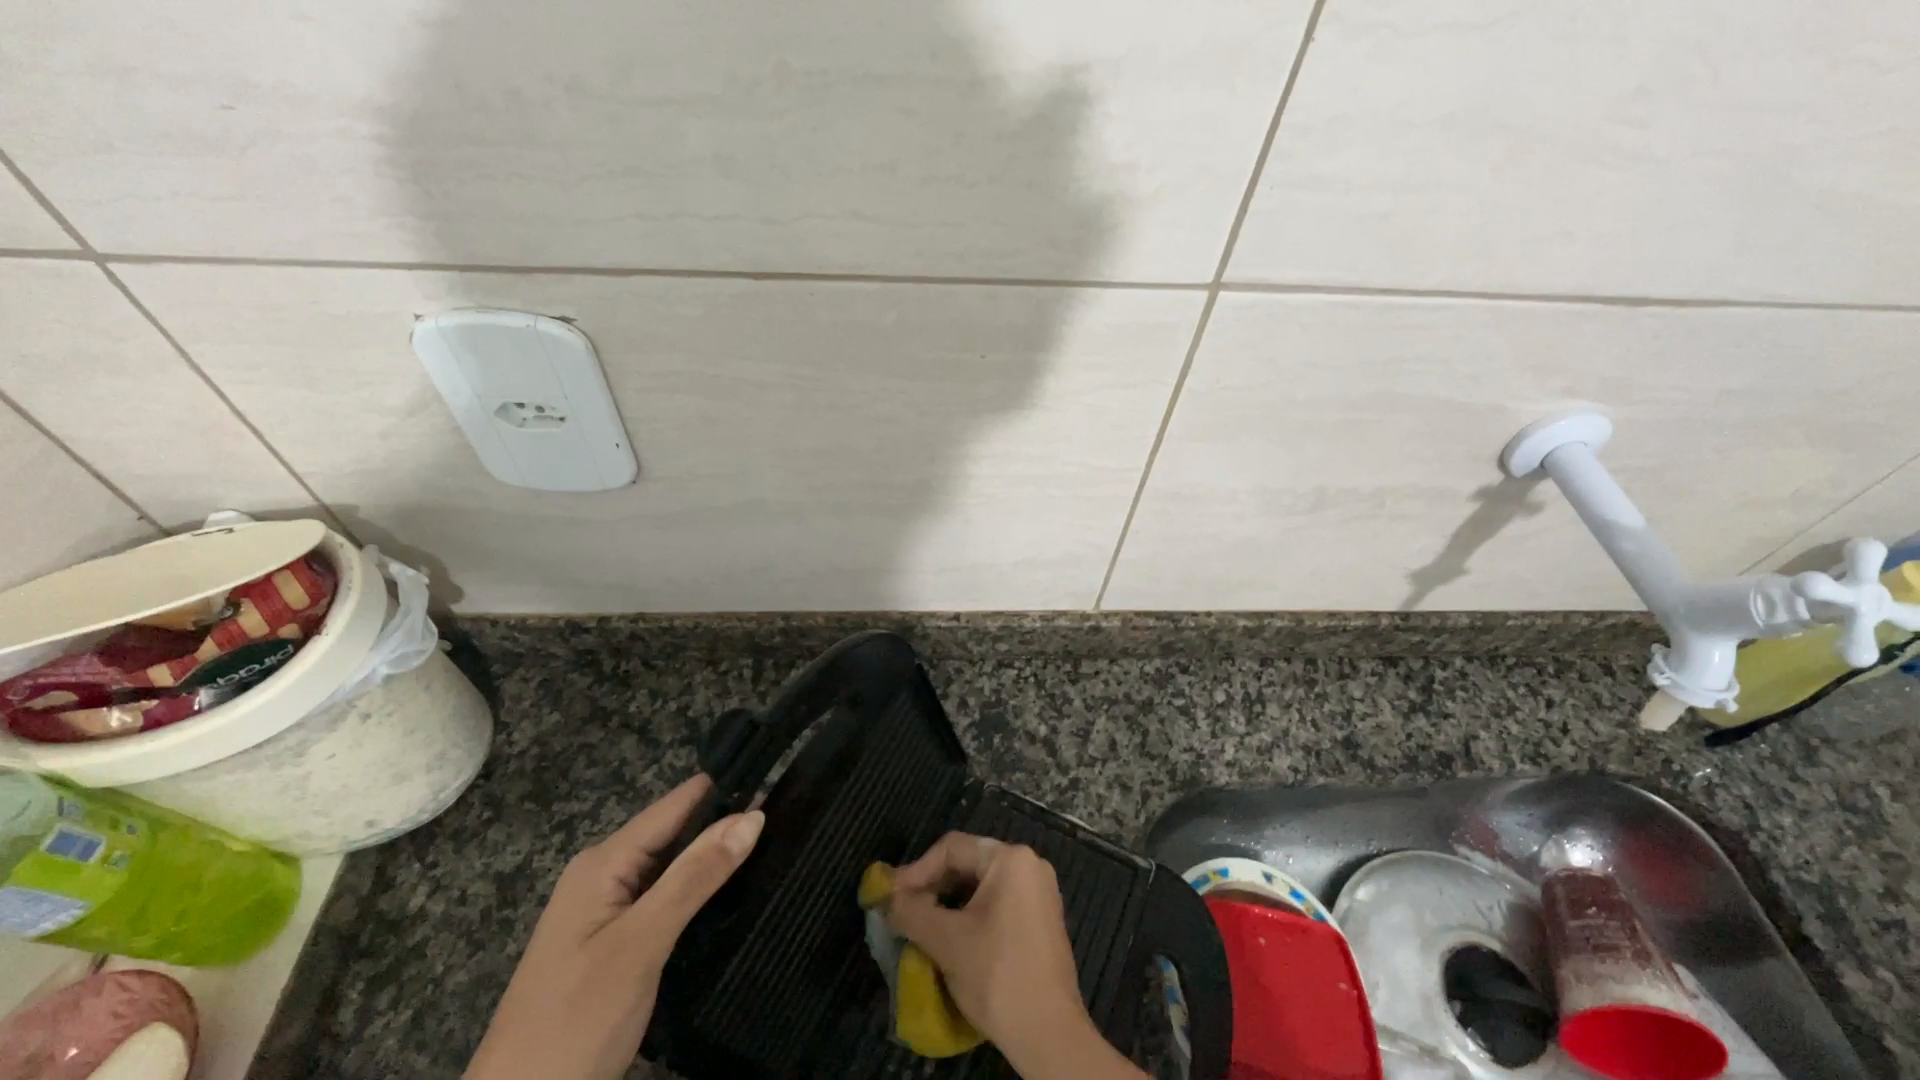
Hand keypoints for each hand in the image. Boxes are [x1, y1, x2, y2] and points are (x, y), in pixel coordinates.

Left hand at [466, 775, 763, 1079]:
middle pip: (676, 833)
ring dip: (714, 864)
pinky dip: (698, 897)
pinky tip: (732, 904)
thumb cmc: (577, 1017)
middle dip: (725, 829)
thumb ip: (695, 877)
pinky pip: (664, 901)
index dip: (726, 793)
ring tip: (777, 857)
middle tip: (791, 829)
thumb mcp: (642, 942)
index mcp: (604, 862)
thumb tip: (751, 816)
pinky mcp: (615, 943)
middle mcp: (603, 875)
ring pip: (673, 869)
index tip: (782, 788)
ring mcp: (606, 911)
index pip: (676, 805)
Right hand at [886, 832, 1145, 1079]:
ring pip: (982, 885)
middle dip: (932, 886)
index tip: (890, 896)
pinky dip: (971, 914)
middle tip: (903, 909)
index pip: (951, 848)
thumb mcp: (944, 940)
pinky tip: (951, 937)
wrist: (1047, 1030)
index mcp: (1011, 859)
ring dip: (949, 902)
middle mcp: (1031, 866)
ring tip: (921, 924)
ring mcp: (1040, 893)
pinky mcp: (1042, 920)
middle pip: (968, 862)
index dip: (916, 870)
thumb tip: (886, 899)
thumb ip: (910, 911)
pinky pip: (999, 903)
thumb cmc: (995, 974)